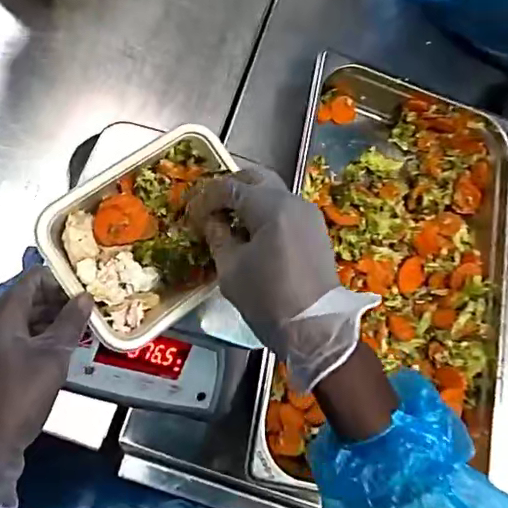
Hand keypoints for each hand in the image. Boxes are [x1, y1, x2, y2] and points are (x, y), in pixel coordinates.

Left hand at [0, 261, 90, 507]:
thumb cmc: (19, 396)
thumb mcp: (53, 356)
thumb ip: (70, 322)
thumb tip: (83, 298)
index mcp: (3, 315)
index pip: (31, 278)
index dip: (59, 277)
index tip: (83, 283)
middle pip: (29, 296)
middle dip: (59, 297)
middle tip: (87, 304)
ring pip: (27, 316)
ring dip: (54, 317)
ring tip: (82, 323)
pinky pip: (24, 335)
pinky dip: (44, 334)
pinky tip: (66, 343)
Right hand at [186, 169, 375, 393]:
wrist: (315, 328)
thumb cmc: (268, 300)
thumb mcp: (231, 268)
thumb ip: (218, 236)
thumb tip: (211, 221)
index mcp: (271, 207)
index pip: (230, 187)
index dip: (206, 198)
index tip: (192, 214)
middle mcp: (293, 202)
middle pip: (256, 178)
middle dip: (230, 188)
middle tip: (210, 207)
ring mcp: (308, 215)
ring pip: (273, 192)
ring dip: (249, 200)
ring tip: (228, 222)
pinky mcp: (315, 231)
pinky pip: (285, 210)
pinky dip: (265, 213)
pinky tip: (251, 234)